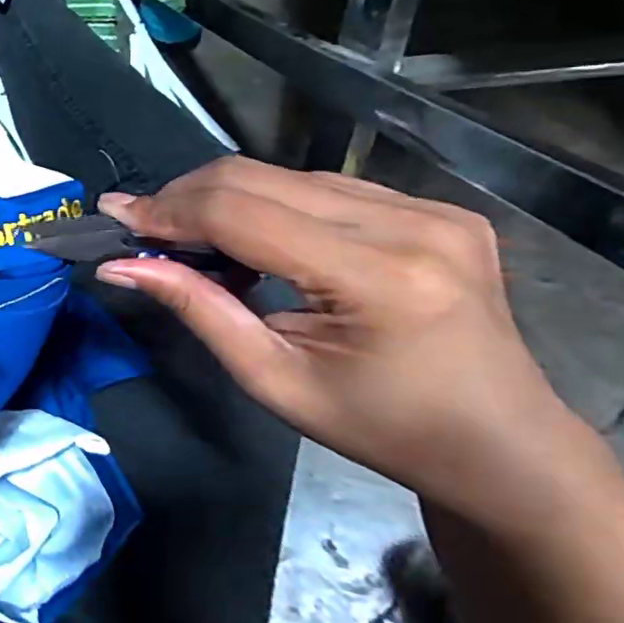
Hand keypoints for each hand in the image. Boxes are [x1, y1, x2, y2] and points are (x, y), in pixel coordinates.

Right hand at [92, 157, 568, 515]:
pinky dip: (265, 201)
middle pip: (255, 177)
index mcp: (382, 279)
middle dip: (183, 198)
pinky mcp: (434, 208)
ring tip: (193, 238)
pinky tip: (253, 235)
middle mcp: (412, 227)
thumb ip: (196, 309)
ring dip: (220, 198)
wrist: (509, 448)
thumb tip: (117, 263)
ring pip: (280, 174)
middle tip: (142, 227)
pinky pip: (316, 184)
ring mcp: (430, 210)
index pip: (241, 214)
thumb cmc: (383, 427)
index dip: (168, 210)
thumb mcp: (274, 381)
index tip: (114, 217)